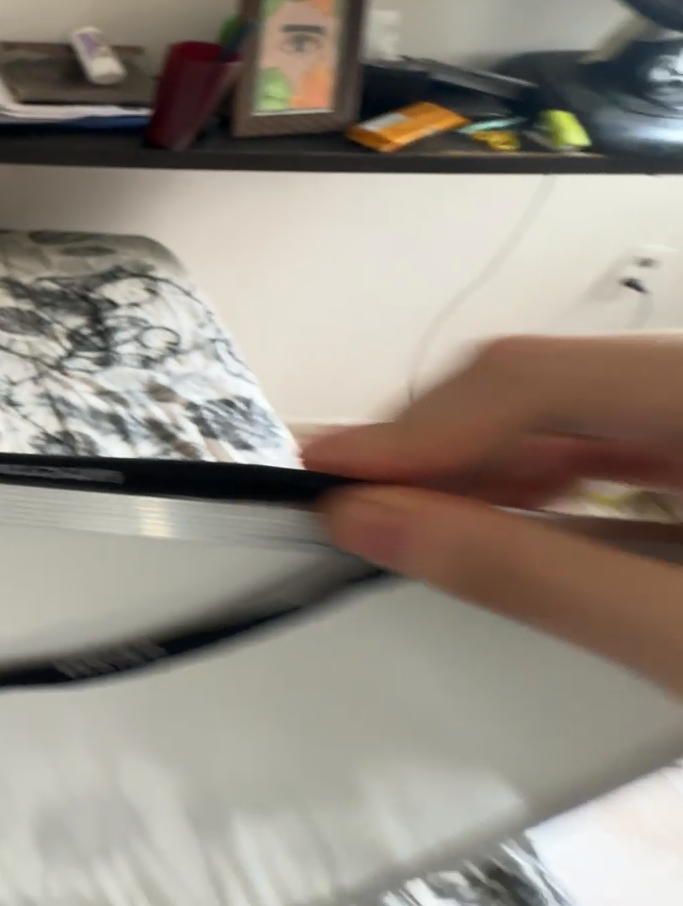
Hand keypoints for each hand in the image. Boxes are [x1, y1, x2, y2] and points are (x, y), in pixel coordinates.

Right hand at [304, 335, 682, 693]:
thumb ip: (522, 570)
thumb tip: (363, 518)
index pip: (534, 378)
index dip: (413, 428)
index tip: (326, 476)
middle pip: (548, 386)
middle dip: (442, 448)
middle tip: (363, 504)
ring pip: (577, 414)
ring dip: (485, 466)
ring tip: (423, 516)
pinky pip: (621, 448)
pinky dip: (546, 485)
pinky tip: (513, 520)